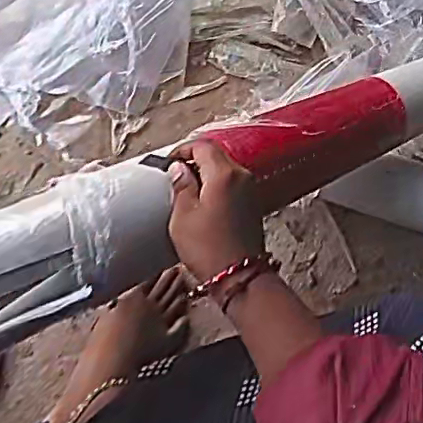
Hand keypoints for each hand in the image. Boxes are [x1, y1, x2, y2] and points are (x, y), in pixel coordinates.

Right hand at [167, 140, 267, 280]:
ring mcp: (250, 189)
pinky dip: (217, 184)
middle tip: (176, 175)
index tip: (170, 162)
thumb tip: (179, 168)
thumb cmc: (208, 248)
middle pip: (216, 155)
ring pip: (226, 168)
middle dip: (195, 159)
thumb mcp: (183, 216)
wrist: (239, 276)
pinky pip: (233, 183)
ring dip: (207, 172)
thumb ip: (182, 186)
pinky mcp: (253, 202)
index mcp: (224, 174)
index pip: (203, 146)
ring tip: (188, 189)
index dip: (183, 150)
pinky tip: (204, 201)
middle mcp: (242, 176)